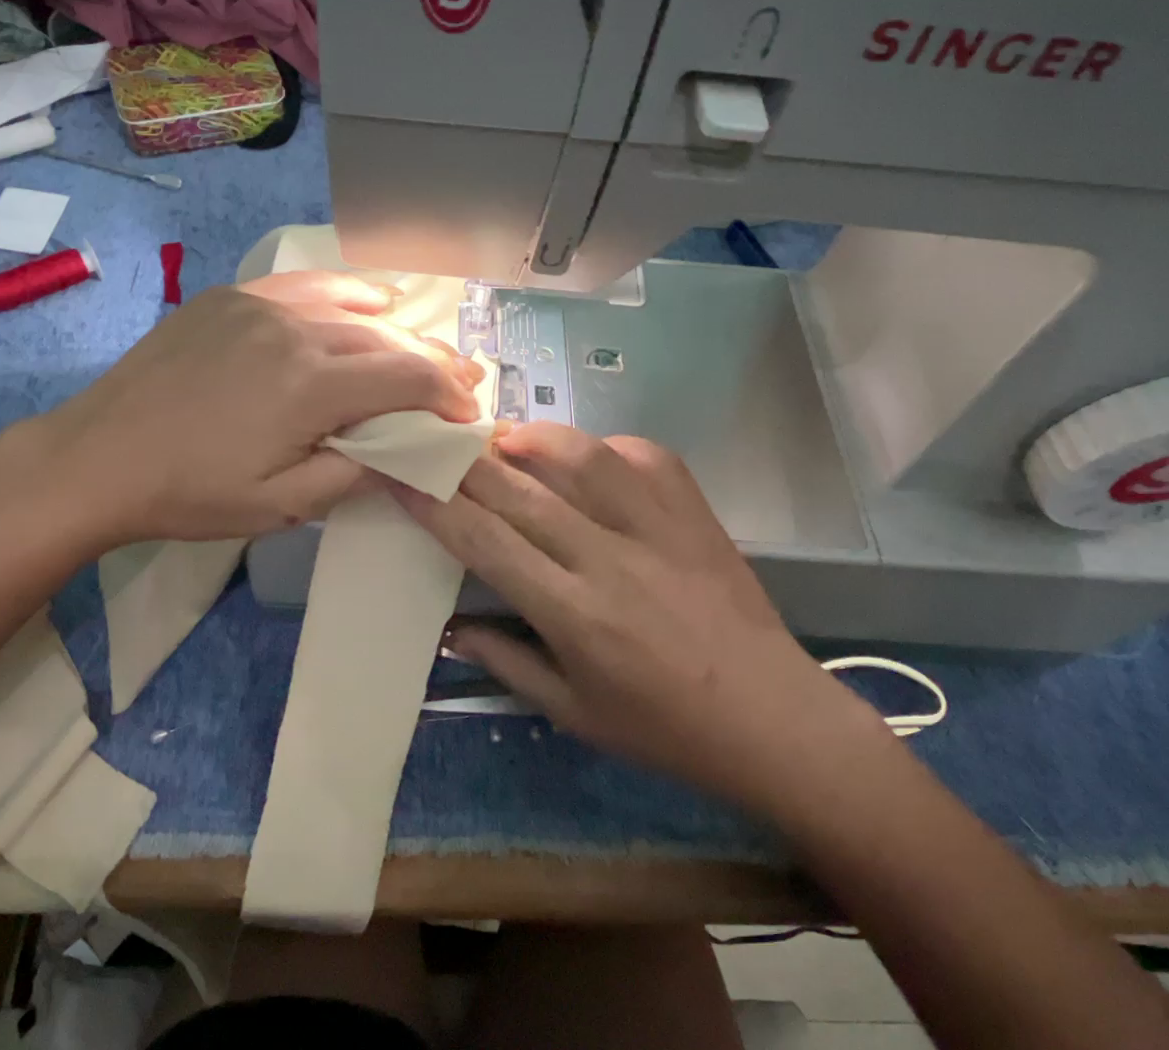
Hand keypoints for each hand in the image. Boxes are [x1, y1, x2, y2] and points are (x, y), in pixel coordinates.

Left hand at [24, 271, 481, 549]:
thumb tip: (408, 453)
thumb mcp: (281, 506)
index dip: (448, 396)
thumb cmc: (192, 493)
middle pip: (387, 339)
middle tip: (465, 382)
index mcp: (310, 386)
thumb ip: (355, 474)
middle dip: (434, 362)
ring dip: (398, 330)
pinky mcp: (230, 298)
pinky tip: (366, 302)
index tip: (467, 417)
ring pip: (350, 309)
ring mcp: (260, 306)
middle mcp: (295, 331)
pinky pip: (305, 288)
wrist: (99, 457)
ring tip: (427, 345)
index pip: (407, 378)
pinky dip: (346, 296)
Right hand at [394, 422, 885, 803]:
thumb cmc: (662, 729)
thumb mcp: (572, 712)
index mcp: (572, 613)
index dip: (433, 502)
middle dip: (463, 460)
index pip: (484, 541)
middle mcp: (609, 557)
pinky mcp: (695, 512)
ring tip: (499, 440)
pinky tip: (581, 458)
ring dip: (529, 439)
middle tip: (430, 440)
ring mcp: (658, 527)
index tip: (399, 473)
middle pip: (519, 489)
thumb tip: (452, 629)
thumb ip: (506, 662)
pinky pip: (641, 456)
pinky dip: (600, 447)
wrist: (769, 717)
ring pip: (580, 456)